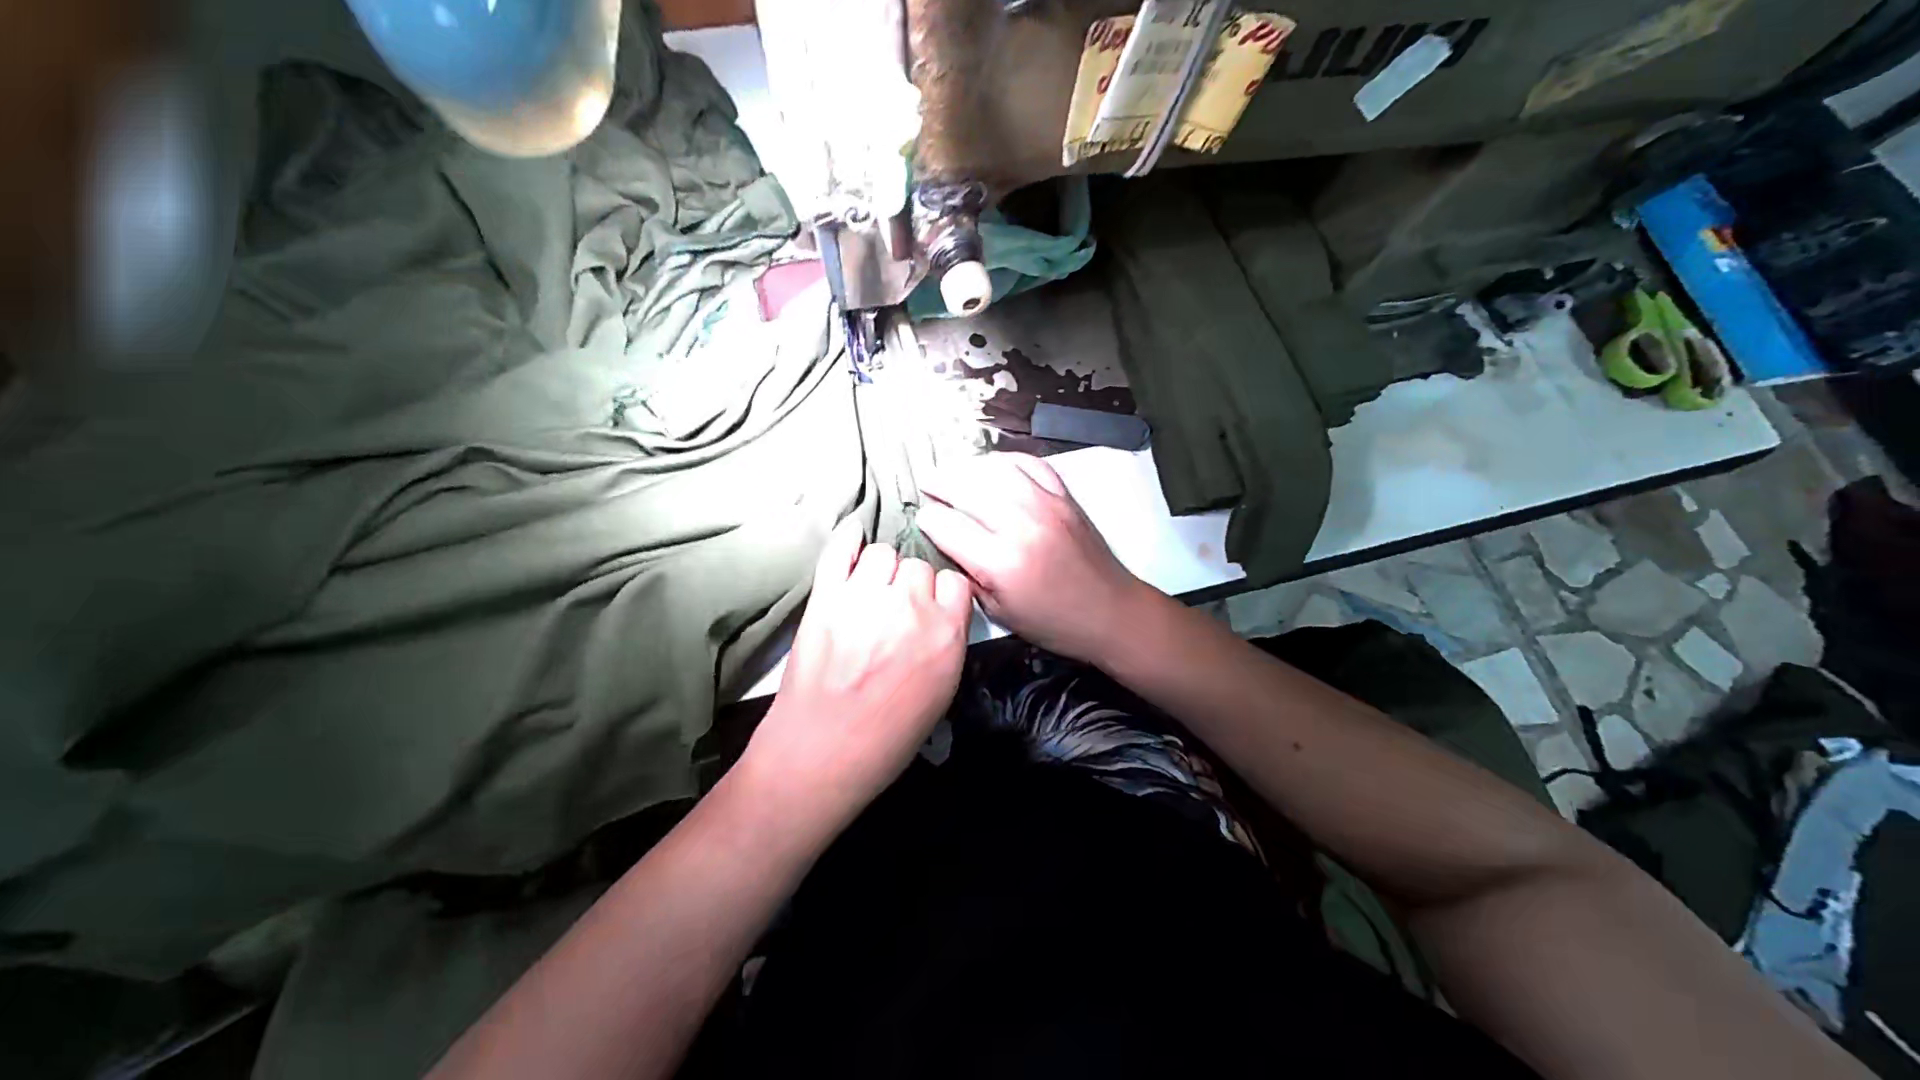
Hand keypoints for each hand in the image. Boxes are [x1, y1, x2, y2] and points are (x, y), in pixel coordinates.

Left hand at [743, 516, 973, 827]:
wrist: (824, 753)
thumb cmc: (889, 736)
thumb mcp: (941, 692)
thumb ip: (946, 642)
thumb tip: (939, 613)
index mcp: (945, 634)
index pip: (955, 582)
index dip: (942, 594)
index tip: (930, 608)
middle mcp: (909, 608)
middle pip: (918, 567)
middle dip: (909, 585)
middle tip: (894, 612)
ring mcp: (865, 598)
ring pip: (883, 553)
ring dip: (880, 570)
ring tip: (869, 594)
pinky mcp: (825, 598)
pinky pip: (839, 550)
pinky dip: (846, 539)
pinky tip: (852, 536)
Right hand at [917, 453, 1162, 665]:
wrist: (1110, 612)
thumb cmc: (1052, 622)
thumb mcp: (999, 611)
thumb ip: (969, 574)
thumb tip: (948, 543)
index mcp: (1001, 563)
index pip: (949, 526)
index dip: (929, 519)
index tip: (922, 518)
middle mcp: (1021, 526)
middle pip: (967, 488)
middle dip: (940, 483)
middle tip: (927, 483)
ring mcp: (1046, 505)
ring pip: (997, 469)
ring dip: (969, 466)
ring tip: (954, 471)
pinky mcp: (1065, 497)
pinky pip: (1031, 464)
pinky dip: (1007, 460)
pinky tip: (993, 466)